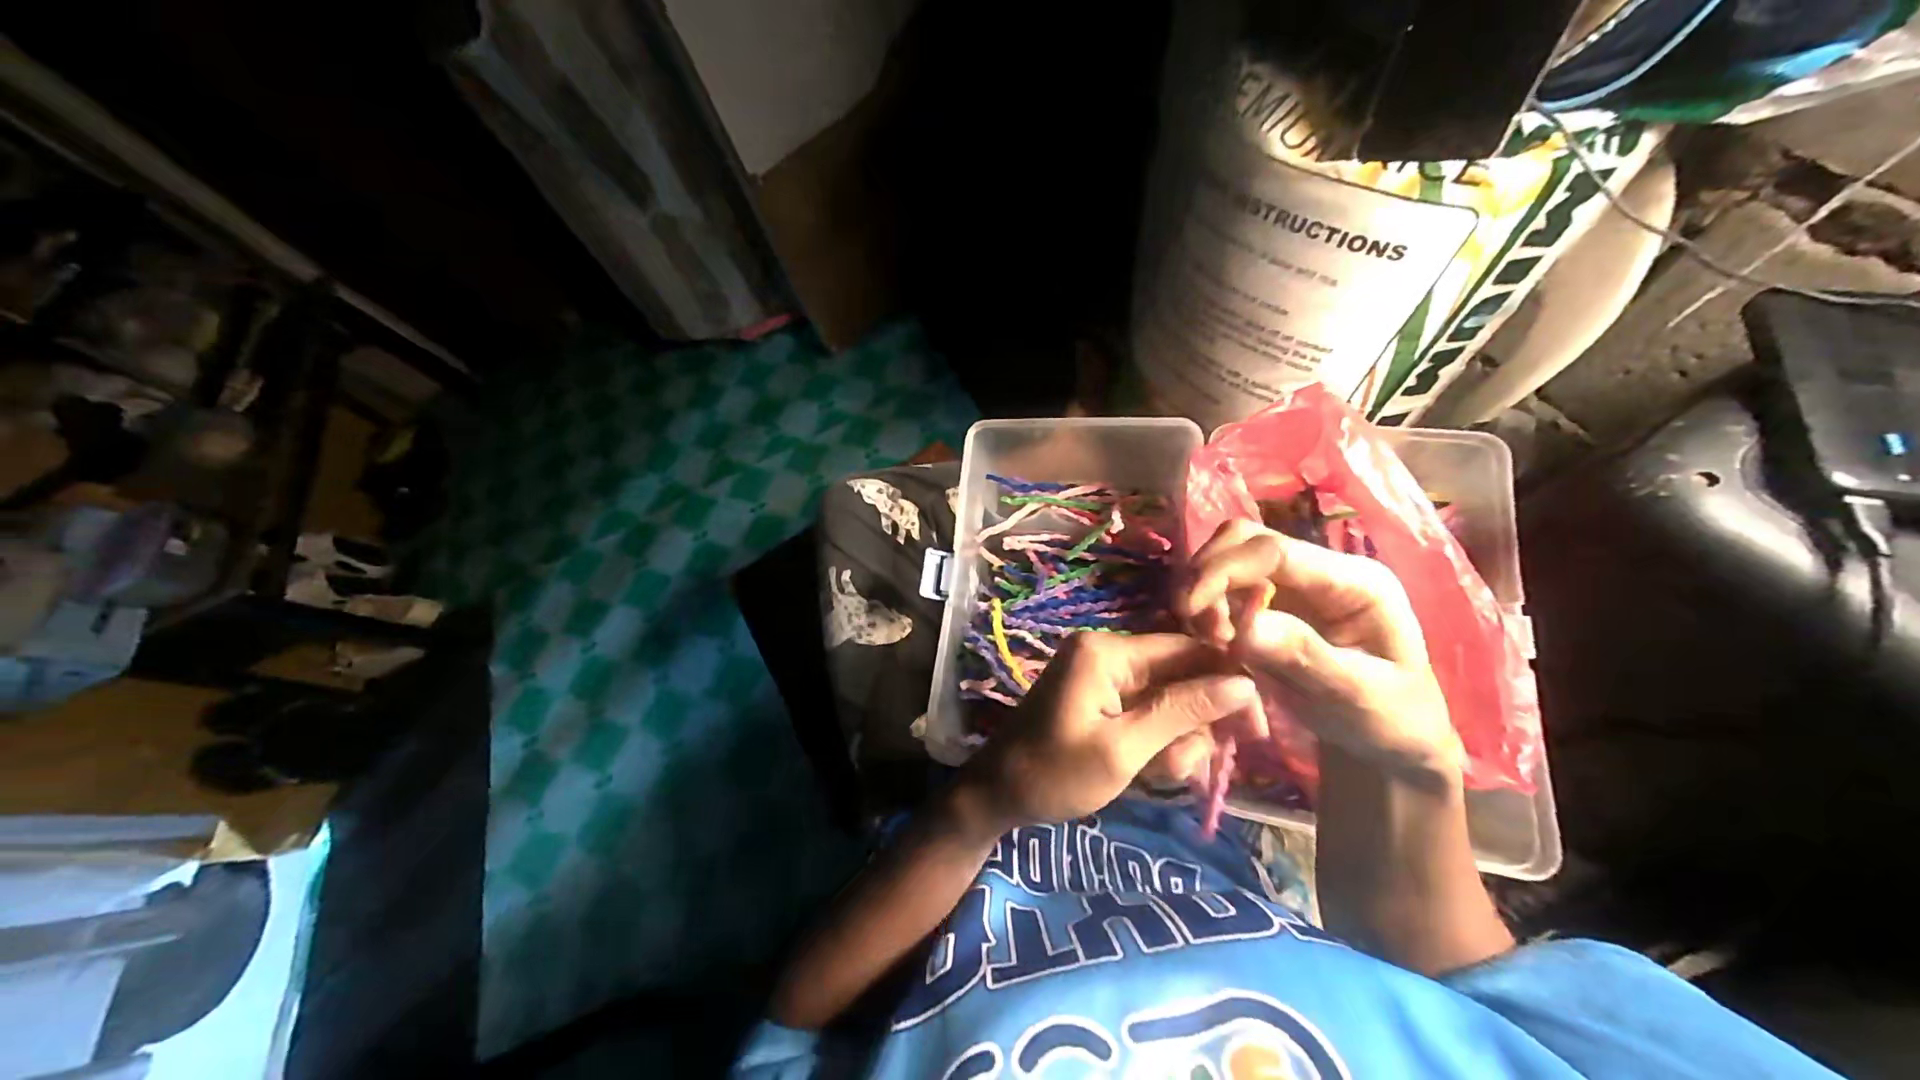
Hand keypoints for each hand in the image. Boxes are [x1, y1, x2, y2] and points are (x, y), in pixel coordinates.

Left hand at [958, 632, 1261, 830]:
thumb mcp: (1124, 749)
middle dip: (1194, 726)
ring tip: (1157, 777)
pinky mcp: (1100, 698)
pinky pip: (1147, 712)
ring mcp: (1102, 676)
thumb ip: (1183, 712)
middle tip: (1188, 770)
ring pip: (1169, 700)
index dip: (1229, 684)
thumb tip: (1245, 684)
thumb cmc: (1055, 774)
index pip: (1188, 649)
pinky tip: (1148, 773)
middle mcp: (1107, 653)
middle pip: (1181, 677)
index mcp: (1107, 652)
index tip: (1258, 730)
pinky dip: (1156, 743)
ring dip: (1175, 742)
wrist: (996, 795)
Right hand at [1177, 519, 1462, 784]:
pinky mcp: (1275, 601)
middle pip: (1245, 539)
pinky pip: (1227, 586)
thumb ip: (1302, 656)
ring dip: (1204, 589)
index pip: (1274, 551)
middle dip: (1208, 574)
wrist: (1394, 742)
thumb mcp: (1356, 697)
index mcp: (1355, 580)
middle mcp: (1322, 569)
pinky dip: (1208, 605)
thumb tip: (1245, 625)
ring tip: (1207, 637)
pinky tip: (1212, 639)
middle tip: (1194, 624)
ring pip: (1229, 556)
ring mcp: (1297, 582)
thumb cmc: (1390, 721)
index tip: (1188, 609)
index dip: (1223, 570)